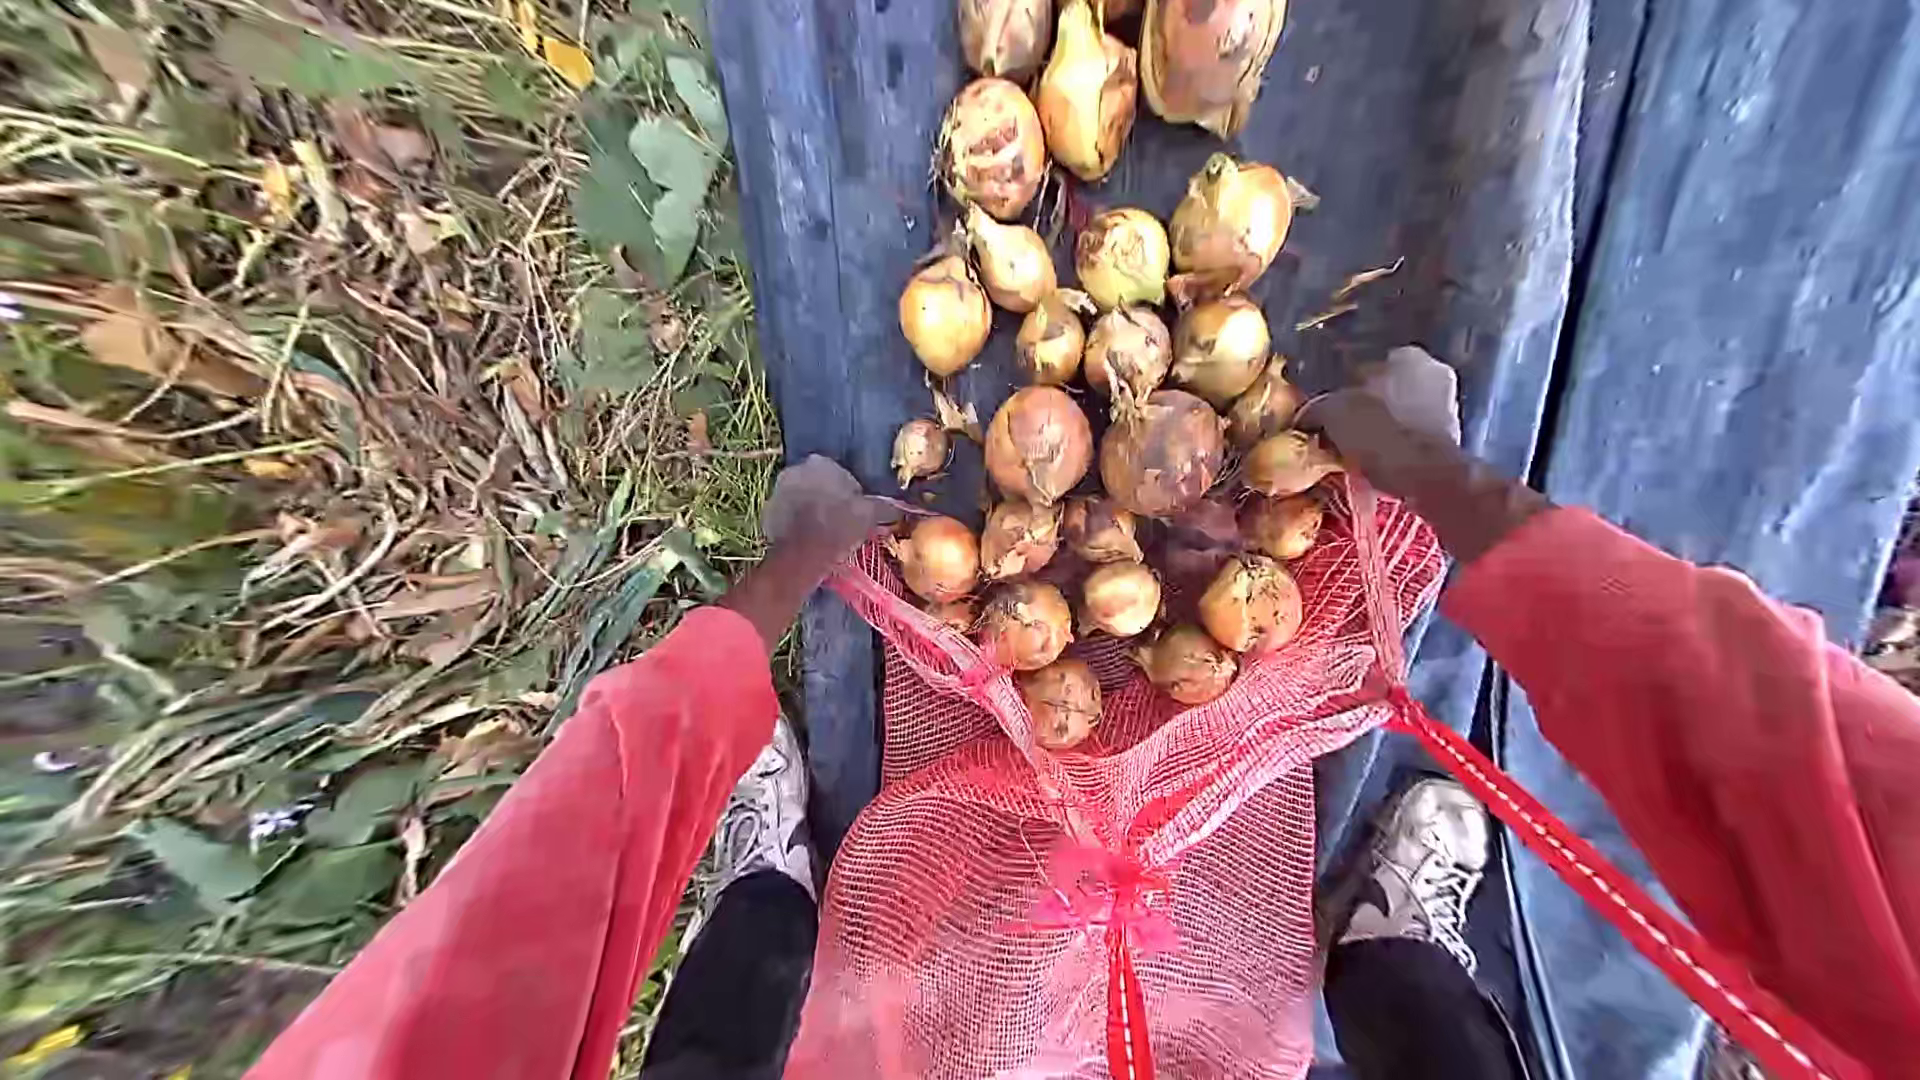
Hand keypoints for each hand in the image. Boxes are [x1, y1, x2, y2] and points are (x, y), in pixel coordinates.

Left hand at [762, 454, 897, 560]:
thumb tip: (899, 507)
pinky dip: (794, 523)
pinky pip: (786, 514)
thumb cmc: (839, 527)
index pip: (837, 471)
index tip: (853, 507)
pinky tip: (807, 538)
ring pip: (799, 497)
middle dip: (825, 495)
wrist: (804, 555)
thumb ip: (882, 507)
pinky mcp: (767, 512)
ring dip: (809, 508)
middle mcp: (795, 470)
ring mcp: (777, 491)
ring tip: (823, 531)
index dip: (847, 489)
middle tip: (839, 518)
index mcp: (821, 463)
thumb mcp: (869, 515)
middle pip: (815, 481)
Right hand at [1301, 345, 1547, 563]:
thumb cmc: (1377, 432)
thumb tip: (1304, 415)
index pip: (1358, 369)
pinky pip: (1406, 431)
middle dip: (1360, 407)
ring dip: (1375, 425)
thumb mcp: (1330, 414)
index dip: (1336, 392)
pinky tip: (1373, 456)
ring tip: (1351, 447)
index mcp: (1403, 355)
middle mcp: (1431, 369)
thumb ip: (1315, 407)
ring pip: (1394, 410)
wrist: (1423, 474)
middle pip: (1380, 389)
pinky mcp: (1449, 431)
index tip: (1322, 413)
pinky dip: (1390, 441)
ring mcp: (1445, 400)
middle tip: (1335, 430)